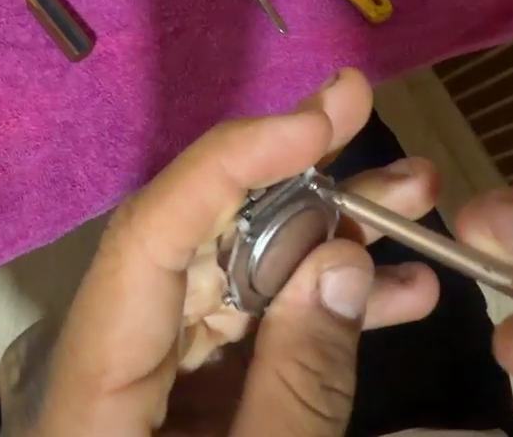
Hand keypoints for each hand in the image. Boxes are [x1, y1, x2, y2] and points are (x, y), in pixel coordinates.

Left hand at [5, 69, 442, 436]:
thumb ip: (294, 386)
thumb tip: (339, 259)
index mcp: (96, 369)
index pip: (157, 227)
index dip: (236, 158)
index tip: (318, 116)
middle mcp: (121, 346)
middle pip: (207, 237)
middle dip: (298, 181)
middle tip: (368, 122)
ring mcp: (161, 370)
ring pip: (244, 277)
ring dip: (328, 240)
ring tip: (417, 205)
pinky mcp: (194, 395)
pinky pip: (260, 332)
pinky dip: (325, 311)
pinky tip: (398, 296)